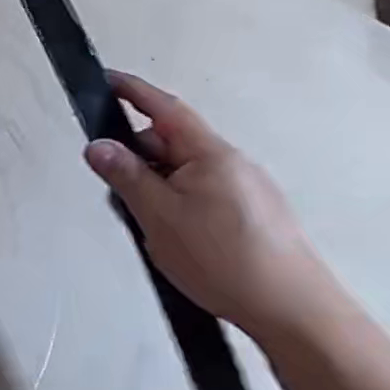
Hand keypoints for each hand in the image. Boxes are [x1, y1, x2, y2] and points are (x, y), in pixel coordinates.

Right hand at [83, 71, 339, 334]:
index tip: (108, 81)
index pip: (164, 108)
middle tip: (118, 192)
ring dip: (160, 188)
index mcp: (209, 153)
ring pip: (186, 174)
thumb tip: (98, 146)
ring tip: (151, 228)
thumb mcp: (160, 217)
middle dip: (139, 158)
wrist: (291, 309)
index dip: (133, 91)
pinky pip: (204, 195)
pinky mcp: (252, 214)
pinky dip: (180, 205)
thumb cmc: (225, 260)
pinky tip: (177, 240)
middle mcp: (231, 162)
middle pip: (172, 143)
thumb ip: (126, 177)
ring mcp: (245, 188)